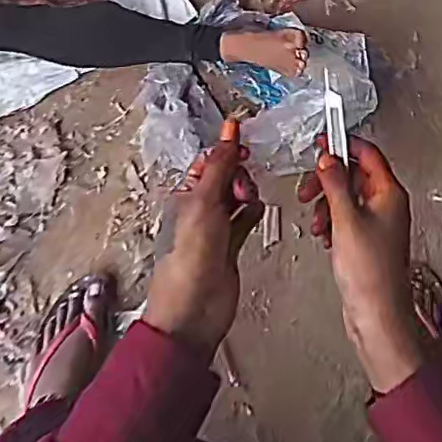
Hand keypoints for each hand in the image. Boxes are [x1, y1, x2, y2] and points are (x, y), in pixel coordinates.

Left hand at [143, 140, 261, 355]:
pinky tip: (255, 212)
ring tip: (248, 200)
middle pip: (227, 176)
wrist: (194, 310)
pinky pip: (245, 218)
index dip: (228, 151)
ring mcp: (215, 227)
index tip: (244, 149)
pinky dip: (252, 212)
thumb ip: (220, 163)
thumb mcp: (204, 201)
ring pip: (238, 195)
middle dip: (239, 174)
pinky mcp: (230, 244)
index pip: (209, 159)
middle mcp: (199, 208)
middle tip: (242, 187)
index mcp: (186, 193)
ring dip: (248, 192)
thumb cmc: (187, 261)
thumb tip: (228, 130)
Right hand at [296, 136, 422, 392]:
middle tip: (310, 186)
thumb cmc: (371, 275)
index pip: (368, 154)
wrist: (377, 316)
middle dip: (328, 179)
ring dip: (326, 202)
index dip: (344, 144)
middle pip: (354, 174)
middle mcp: (386, 204)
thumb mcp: (346, 219)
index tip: (323, 141)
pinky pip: (345, 215)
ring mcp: (377, 222)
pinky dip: (330, 219)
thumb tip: (328, 159)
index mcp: (390, 193)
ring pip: (346, 195)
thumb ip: (335, 184)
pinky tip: (324, 234)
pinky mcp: (366, 238)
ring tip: (317, 220)